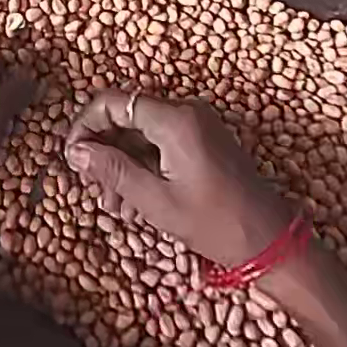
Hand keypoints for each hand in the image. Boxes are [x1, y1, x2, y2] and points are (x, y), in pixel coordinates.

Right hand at [64, 91, 293, 266]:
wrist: (273, 244)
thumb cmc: (217, 224)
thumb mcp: (156, 201)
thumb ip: (113, 170)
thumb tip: (77, 151)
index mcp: (175, 121)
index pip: (112, 103)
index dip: (85, 125)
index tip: (73, 155)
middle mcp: (186, 113)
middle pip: (124, 116)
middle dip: (102, 148)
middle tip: (91, 185)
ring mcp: (195, 125)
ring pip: (138, 132)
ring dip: (118, 161)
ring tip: (111, 201)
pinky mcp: (200, 140)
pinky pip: (157, 142)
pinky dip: (139, 164)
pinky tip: (131, 198)